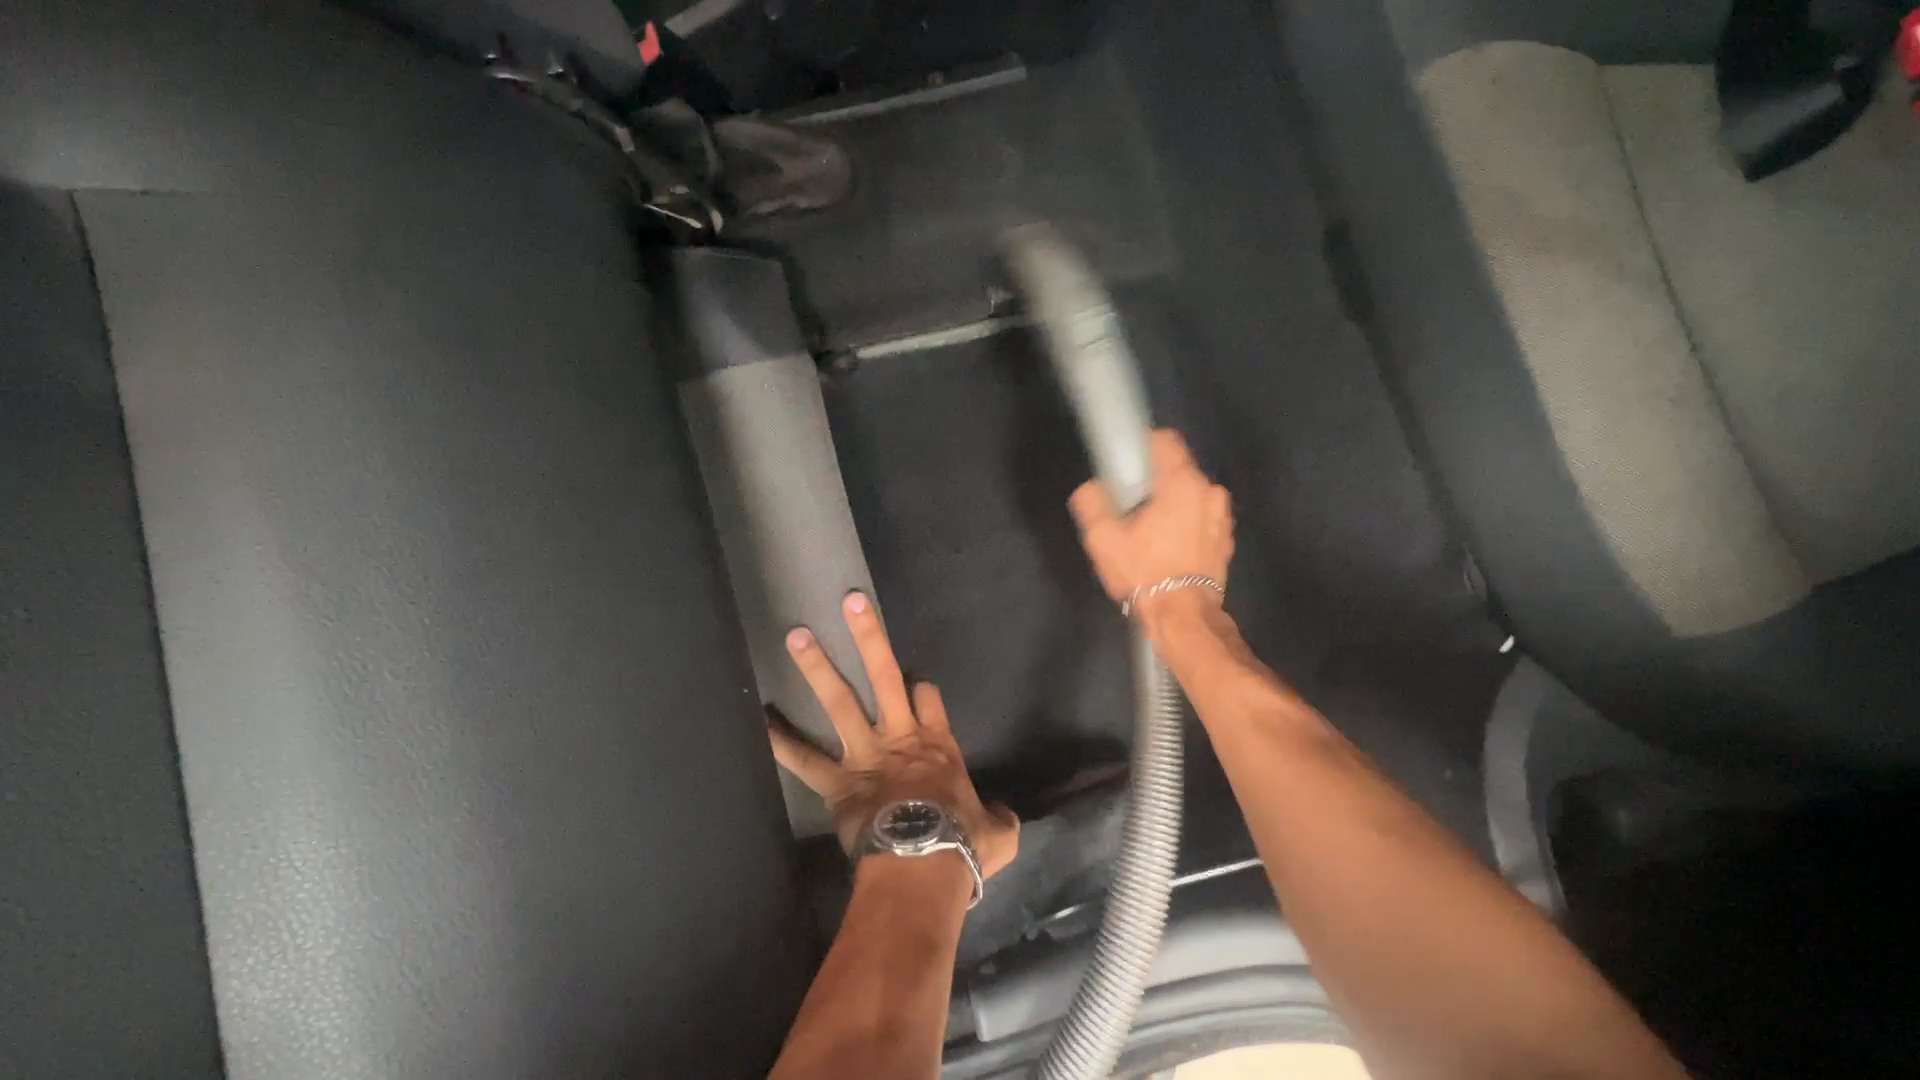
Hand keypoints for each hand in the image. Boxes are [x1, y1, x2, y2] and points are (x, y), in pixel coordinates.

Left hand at [767, 592, 1018, 878]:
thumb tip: (1002, 818)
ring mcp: (864, 754)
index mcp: (938, 745)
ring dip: (818, 668)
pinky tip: (761, 718)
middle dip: (868, 638)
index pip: (928, 697)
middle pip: (885, 675)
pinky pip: (804, 759)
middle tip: (850, 603)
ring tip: (796, 636)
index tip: (915, 680)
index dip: (921, 686)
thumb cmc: (962, 846)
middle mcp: (899, 737)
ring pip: (840, 701)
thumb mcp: (999, 834)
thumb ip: (999, 818)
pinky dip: (782, 741)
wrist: (922, 864)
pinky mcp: (837, 781)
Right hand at [1069, 429, 1233, 615]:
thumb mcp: (1103, 539)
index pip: (1165, 440)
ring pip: (1191, 495)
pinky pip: (1201, 518)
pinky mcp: (1226, 539)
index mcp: (1182, 482)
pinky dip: (1186, 524)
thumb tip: (1091, 489)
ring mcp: (1221, 516)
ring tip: (1150, 530)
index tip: (1125, 463)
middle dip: (1154, 481)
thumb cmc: (1145, 572)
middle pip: (1177, 469)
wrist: (1183, 616)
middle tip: (1130, 505)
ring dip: (1172, 503)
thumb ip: (1092, 503)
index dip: (1142, 445)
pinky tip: (1168, 547)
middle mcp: (1209, 491)